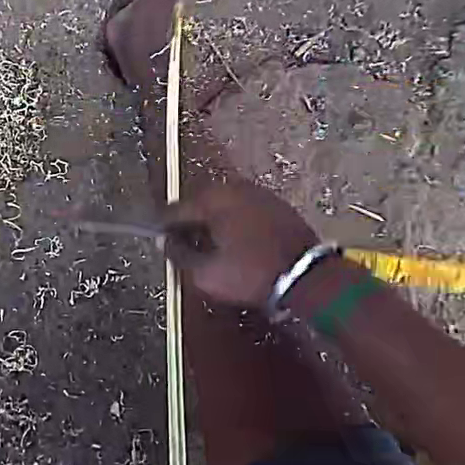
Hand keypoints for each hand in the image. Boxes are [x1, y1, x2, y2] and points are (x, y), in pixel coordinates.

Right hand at [161, 181, 319, 308]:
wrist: (307, 276)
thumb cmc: (251, 273)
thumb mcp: (206, 273)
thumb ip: (180, 255)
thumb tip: (166, 242)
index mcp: (212, 200)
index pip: (175, 209)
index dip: (163, 226)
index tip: (158, 239)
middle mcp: (233, 188)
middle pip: (199, 202)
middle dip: (189, 221)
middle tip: (182, 243)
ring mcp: (258, 193)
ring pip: (223, 204)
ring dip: (212, 220)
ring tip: (208, 244)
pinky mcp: (276, 204)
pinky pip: (243, 209)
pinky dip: (234, 221)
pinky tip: (234, 240)